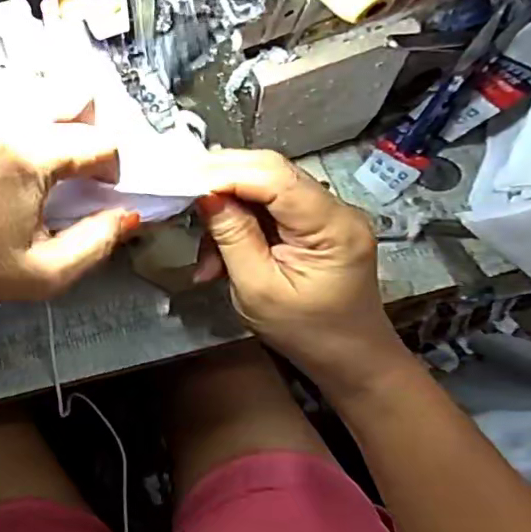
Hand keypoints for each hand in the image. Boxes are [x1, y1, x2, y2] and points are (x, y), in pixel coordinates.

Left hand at [0, 67, 141, 334]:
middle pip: (77, 89)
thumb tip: (128, 214)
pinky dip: (5, 95)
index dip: (110, 167)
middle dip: (87, 124)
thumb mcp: (41, 274)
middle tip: (72, 159)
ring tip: (36, 144)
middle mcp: (2, 109)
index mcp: (30, 152)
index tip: (99, 187)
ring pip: (36, 76)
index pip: (101, 140)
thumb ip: (96, 243)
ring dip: (48, 106)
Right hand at [192, 150, 410, 386]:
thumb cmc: (306, 334)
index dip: (227, 173)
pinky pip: (268, 206)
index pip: (275, 177)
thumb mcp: (258, 290)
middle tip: (183, 203)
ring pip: (263, 187)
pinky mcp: (313, 223)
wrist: (348, 359)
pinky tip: (221, 254)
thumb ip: (232, 237)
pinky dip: (238, 223)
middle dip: (221, 185)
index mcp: (332, 226)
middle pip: (270, 172)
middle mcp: (335, 208)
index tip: (185, 186)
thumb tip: (205, 195)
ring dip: (226, 211)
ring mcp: (326, 213)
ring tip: (206, 255)